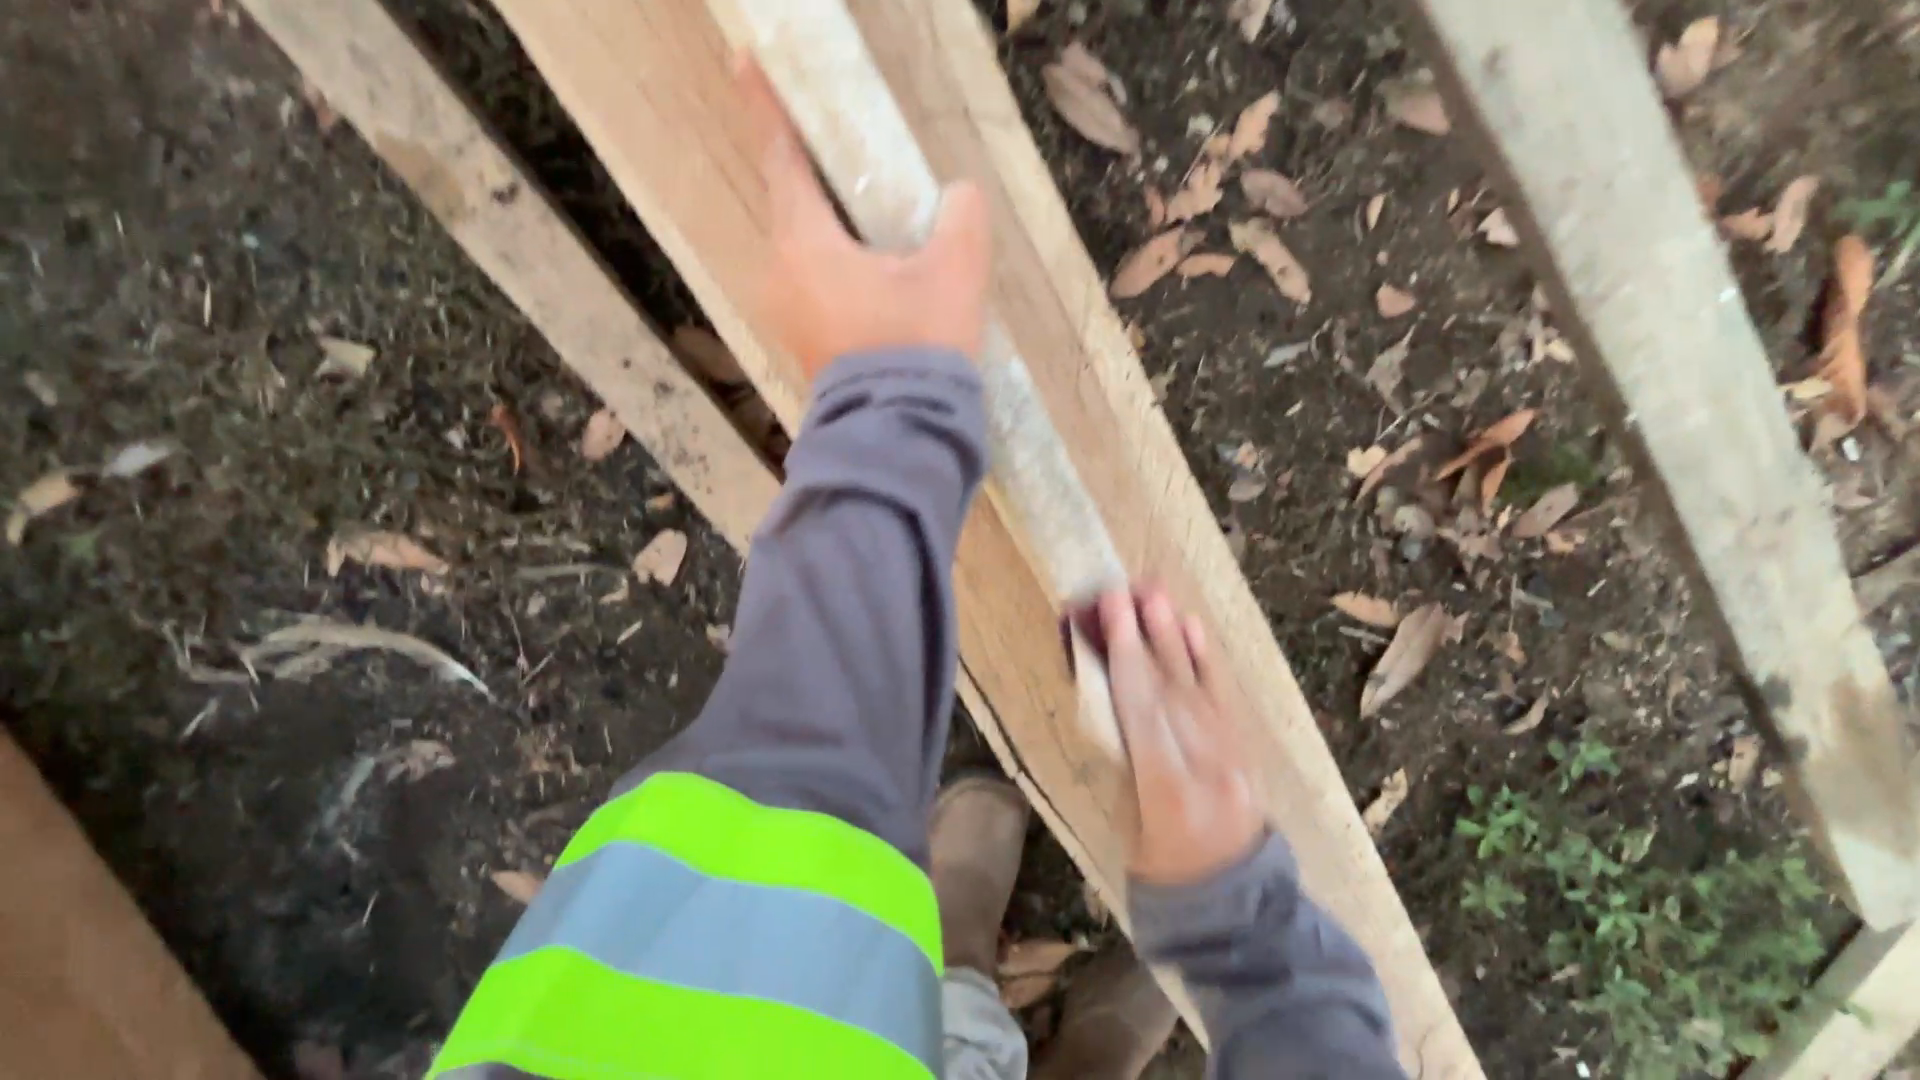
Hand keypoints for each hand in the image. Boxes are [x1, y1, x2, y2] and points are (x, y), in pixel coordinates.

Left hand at [736, 55, 991, 383]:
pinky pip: (812, 280)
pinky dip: (833, 260)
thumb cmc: (918, 348)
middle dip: (809, 169)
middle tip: (836, 145)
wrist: (900, 433)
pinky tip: (870, 266)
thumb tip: (959, 196)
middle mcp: (782, 273)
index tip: (748, 64)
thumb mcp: (955, 276)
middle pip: (791, 203)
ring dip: (829, 222)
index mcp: (806, 245)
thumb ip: (961, 221)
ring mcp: (787, 312)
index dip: (769, 110)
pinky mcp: (804, 341)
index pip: (784, 160)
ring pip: (803, 245)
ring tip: (866, 209)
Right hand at [1098, 586, 1265, 886]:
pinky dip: (1206, 658)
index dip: (1124, 654)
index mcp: (1167, 789)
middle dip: (1144, 633)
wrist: (1236, 899)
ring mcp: (1232, 753)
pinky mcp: (1245, 747)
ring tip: (1154, 593)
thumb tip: (1101, 700)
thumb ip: (1119, 762)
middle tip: (1125, 587)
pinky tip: (1192, 627)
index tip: (1110, 609)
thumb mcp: (1127, 824)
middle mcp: (1205, 763)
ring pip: (1197, 684)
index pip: (1142, 709)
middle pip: (1169, 688)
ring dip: (1173, 635)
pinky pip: (1224, 695)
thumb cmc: (1162, 868)